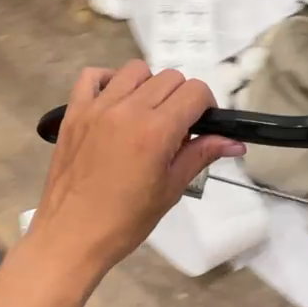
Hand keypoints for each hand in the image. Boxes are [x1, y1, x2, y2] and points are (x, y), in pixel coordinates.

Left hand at [28, 61, 242, 276]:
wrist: (71, 236)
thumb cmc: (126, 220)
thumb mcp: (171, 189)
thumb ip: (201, 155)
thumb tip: (235, 142)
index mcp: (156, 130)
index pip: (195, 92)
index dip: (207, 106)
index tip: (202, 127)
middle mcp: (127, 109)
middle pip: (170, 77)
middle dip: (182, 98)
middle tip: (176, 129)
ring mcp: (97, 107)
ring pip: (136, 70)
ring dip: (150, 87)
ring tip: (146, 116)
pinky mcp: (73, 112)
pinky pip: (92, 76)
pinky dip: (108, 81)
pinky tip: (115, 103)